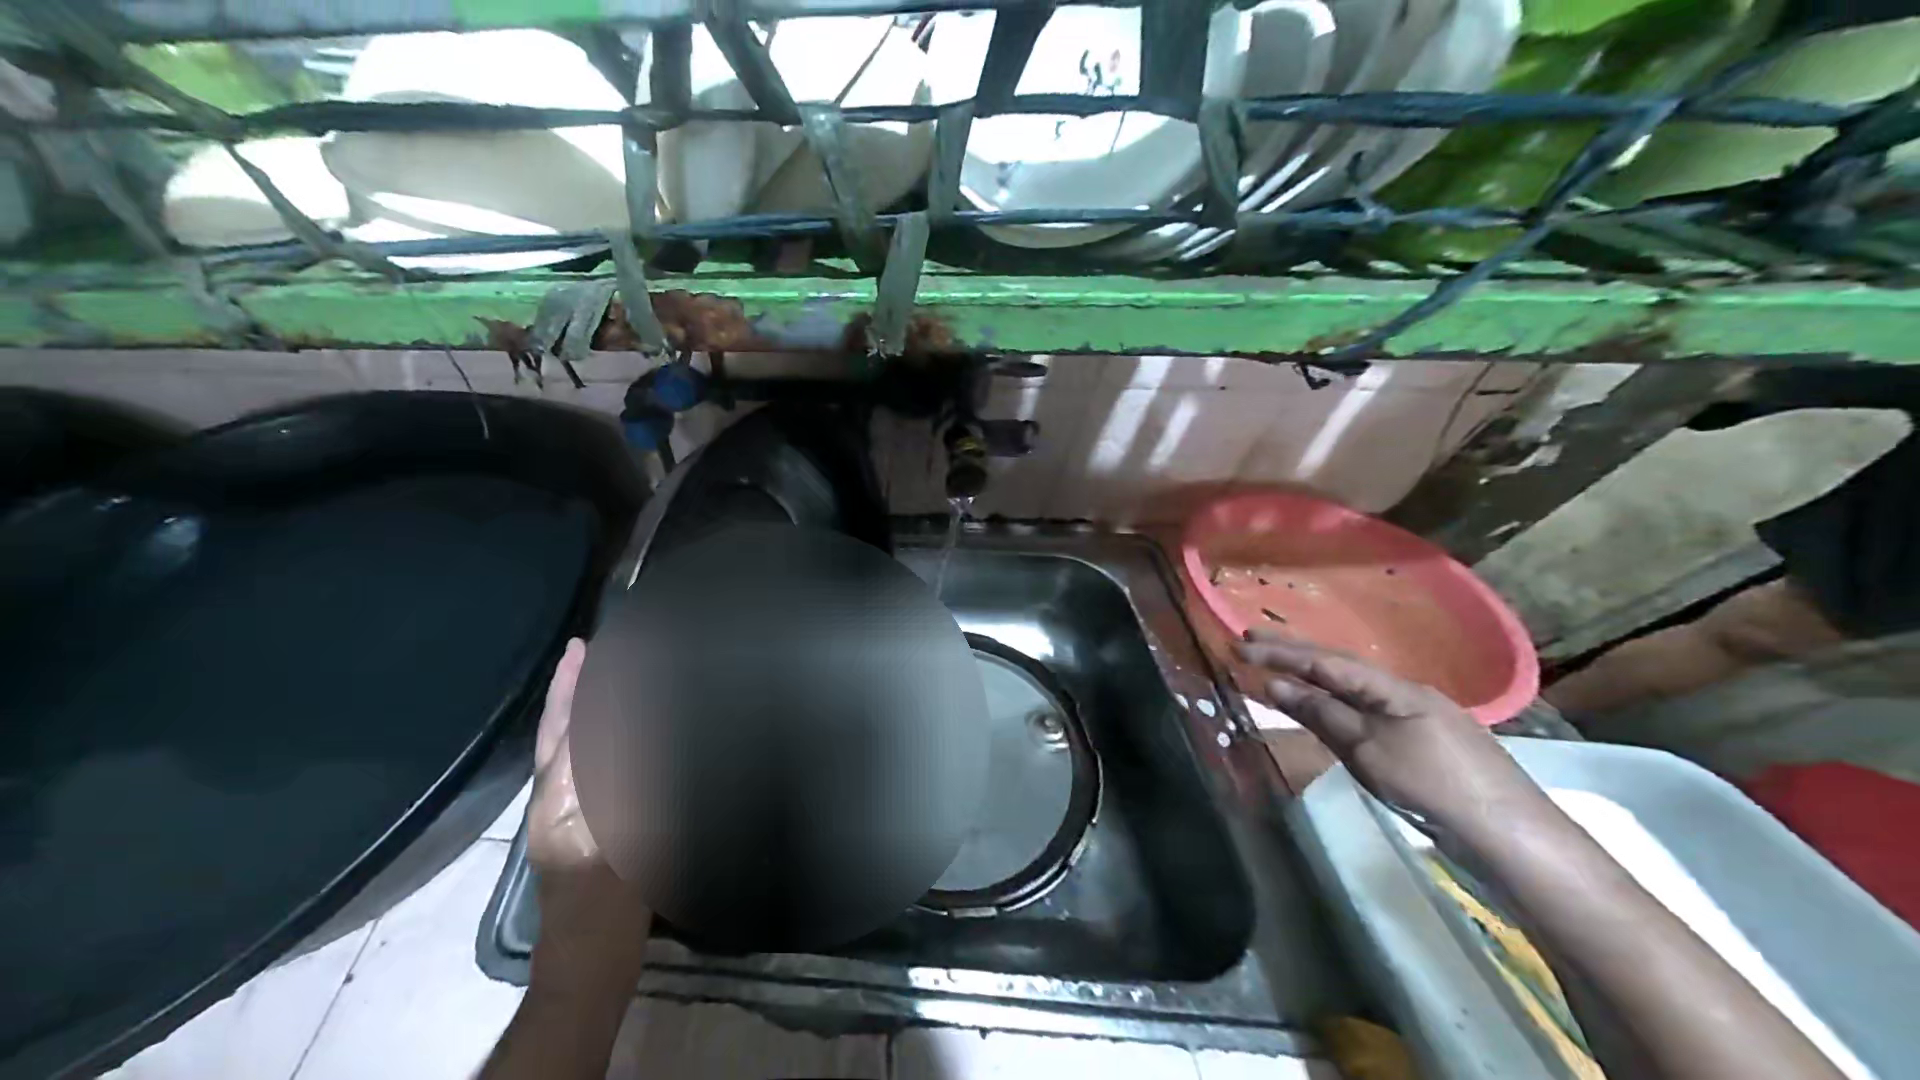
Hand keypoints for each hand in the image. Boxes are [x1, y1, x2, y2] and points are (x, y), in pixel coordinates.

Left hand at [525, 638, 651, 988]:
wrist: (588, 952)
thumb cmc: (610, 895)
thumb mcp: (624, 831)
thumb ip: (624, 779)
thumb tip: (629, 725)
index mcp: (561, 792)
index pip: (569, 724)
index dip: (576, 685)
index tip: (586, 647)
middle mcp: (551, 795)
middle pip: (558, 730)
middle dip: (570, 690)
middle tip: (586, 651)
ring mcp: (556, 811)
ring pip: (563, 746)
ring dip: (575, 708)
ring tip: (592, 678)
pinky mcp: (570, 824)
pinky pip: (575, 766)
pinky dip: (585, 737)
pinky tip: (604, 732)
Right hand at [1233, 628, 1544, 835]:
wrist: (1510, 838)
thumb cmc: (1433, 785)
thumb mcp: (1368, 749)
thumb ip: (1323, 714)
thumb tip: (1278, 685)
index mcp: (1394, 688)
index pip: (1326, 663)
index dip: (1282, 654)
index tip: (1241, 644)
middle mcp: (1406, 694)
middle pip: (1341, 668)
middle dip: (1294, 656)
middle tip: (1250, 642)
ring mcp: (1418, 720)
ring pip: (1354, 691)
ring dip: (1313, 679)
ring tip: (1278, 671)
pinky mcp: (1423, 746)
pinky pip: (1366, 713)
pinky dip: (1334, 704)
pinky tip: (1325, 709)